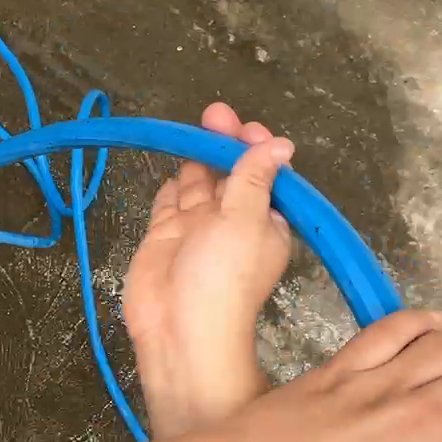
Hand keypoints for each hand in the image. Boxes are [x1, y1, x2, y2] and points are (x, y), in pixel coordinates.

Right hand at [124, 103, 293, 437]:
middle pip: (228, 174)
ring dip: (196, 160)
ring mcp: (194, 230)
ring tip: (191, 131)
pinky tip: (171, 172)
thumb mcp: (246, 220)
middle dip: (222, 144)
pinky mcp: (162, 238)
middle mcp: (230, 222)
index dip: (254, 147)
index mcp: (263, 220)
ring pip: (197, 185)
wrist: (179, 327)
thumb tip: (280, 145)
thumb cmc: (221, 275)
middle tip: (211, 114)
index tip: (244, 125)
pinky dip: (170, 188)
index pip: (263, 174)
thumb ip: (255, 180)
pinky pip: (168, 205)